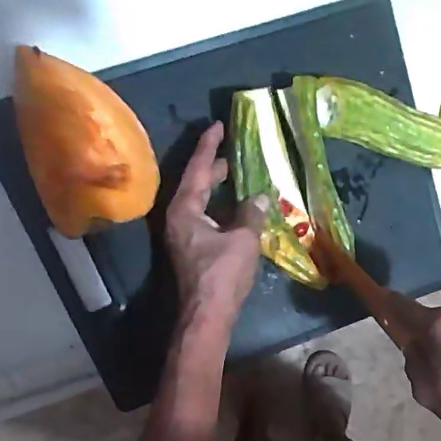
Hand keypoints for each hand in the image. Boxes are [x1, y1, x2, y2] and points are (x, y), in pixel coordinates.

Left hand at [164, 122, 266, 323]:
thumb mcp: (243, 239)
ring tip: (233, 174)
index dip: (209, 147)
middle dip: (212, 167)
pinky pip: (204, 217)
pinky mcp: (192, 250)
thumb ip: (252, 213)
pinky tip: (234, 208)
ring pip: (199, 202)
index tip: (217, 126)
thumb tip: (261, 196)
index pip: (197, 169)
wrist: (208, 314)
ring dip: (215, 188)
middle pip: (194, 184)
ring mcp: (183, 236)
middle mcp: (178, 219)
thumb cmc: (223, 274)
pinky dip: (218, 207)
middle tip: (229, 151)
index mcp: (185, 210)